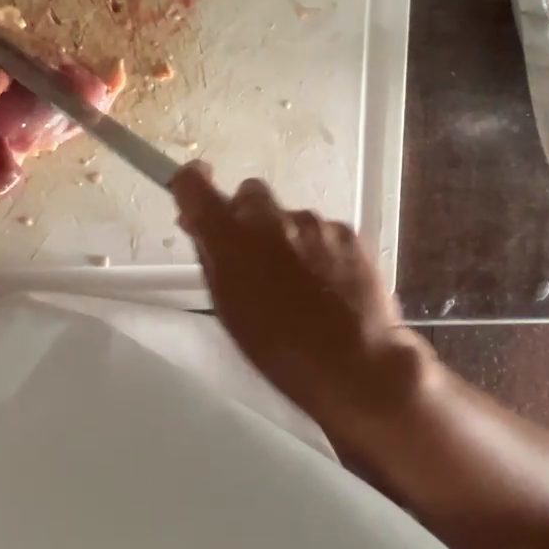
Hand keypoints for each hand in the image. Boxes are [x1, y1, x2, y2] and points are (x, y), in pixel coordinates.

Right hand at [171, 166, 432, 445]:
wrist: (358, 365)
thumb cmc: (279, 349)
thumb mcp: (226, 307)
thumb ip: (211, 256)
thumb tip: (198, 225)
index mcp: (230, 236)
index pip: (193, 183)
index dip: (191, 184)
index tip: (195, 198)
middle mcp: (269, 217)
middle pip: (248, 194)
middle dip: (246, 218)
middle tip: (253, 257)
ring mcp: (312, 221)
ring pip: (288, 216)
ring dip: (285, 237)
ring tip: (299, 283)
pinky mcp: (347, 231)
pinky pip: (321, 230)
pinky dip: (318, 249)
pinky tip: (328, 285)